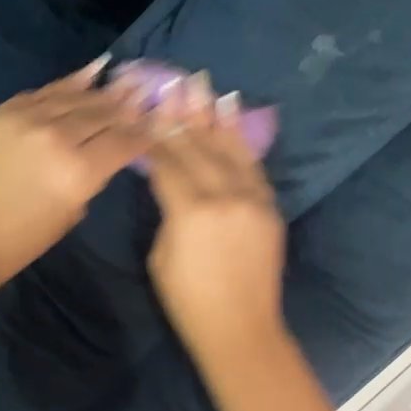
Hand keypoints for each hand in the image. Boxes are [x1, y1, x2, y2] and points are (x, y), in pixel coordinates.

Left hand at [0, 58, 152, 287]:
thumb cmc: (22, 240)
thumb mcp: (71, 213)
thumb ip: (92, 178)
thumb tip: (104, 152)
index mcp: (78, 172)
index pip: (124, 142)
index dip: (145, 132)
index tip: (159, 123)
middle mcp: (56, 137)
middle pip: (103, 113)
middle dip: (129, 105)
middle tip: (149, 93)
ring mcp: (26, 119)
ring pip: (75, 97)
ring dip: (103, 90)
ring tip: (125, 81)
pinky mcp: (2, 112)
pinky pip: (43, 92)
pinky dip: (68, 84)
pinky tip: (89, 74)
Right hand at [144, 81, 288, 357]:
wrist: (242, 330)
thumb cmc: (189, 304)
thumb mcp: (161, 256)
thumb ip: (166, 212)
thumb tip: (168, 183)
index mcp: (190, 210)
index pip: (167, 160)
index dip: (152, 134)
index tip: (140, 108)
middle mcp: (225, 195)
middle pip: (197, 145)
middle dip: (180, 113)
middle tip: (169, 81)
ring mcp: (253, 199)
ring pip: (229, 147)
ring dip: (212, 115)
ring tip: (202, 84)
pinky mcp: (269, 207)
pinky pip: (252, 164)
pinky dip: (240, 138)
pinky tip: (231, 114)